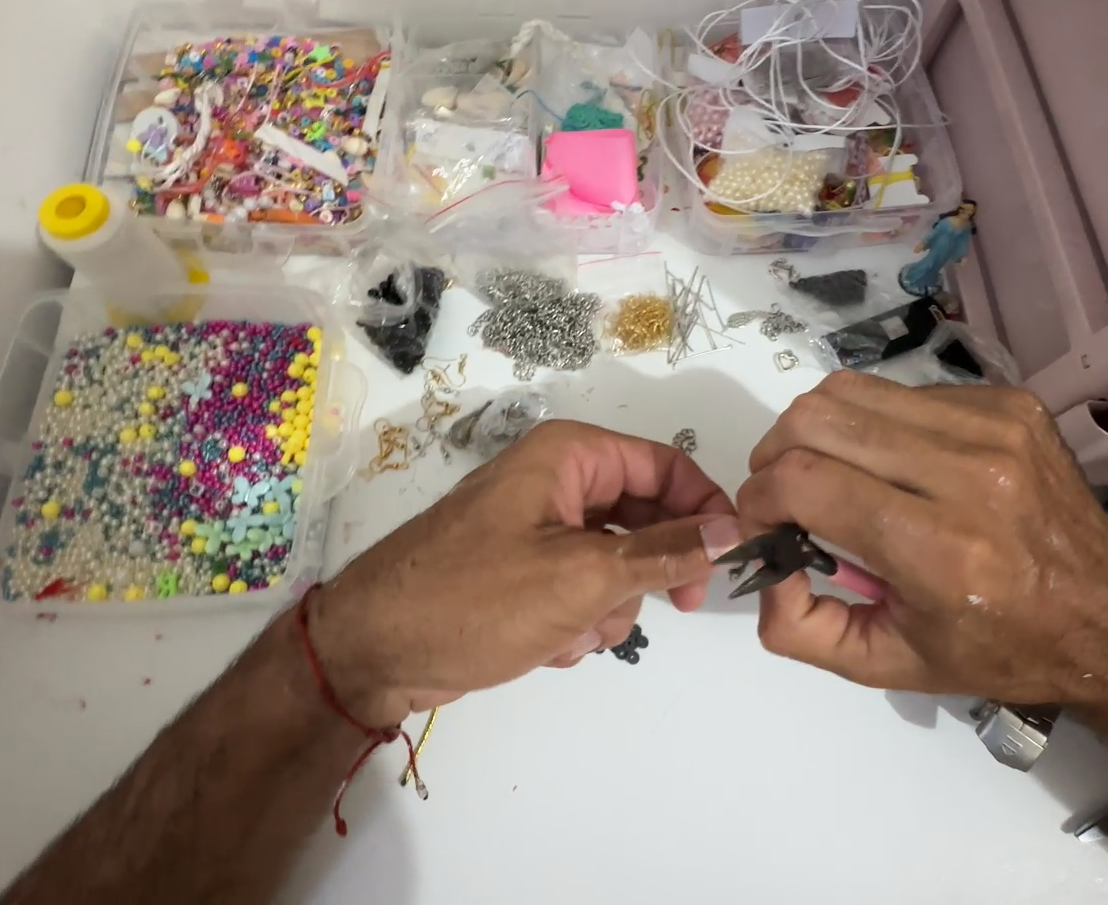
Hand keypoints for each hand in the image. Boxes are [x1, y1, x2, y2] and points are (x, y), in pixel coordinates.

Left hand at [306, 420, 739, 725]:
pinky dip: (578, 619)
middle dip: (650, 568)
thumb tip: (732, 529)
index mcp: (568, 455)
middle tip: (679, 606)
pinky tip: (548, 643)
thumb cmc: (477, 597)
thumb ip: (664, 550)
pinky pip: (583, 587)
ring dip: (609, 604)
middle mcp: (556, 481)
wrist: (374, 653)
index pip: (665, 465)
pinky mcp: (525, 571)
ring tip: (573, 630)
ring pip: (617, 560)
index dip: (704, 507)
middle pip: (643, 514)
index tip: (732, 558)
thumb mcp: (583, 575)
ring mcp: (539, 528)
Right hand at [736, 373, 1107, 709]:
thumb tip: (756, 564)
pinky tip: (888, 461)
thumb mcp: (887, 665)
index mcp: (942, 551)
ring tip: (824, 471)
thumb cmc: (997, 649)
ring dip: (813, 431)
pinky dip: (868, 423)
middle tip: (781, 492)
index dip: (759, 498)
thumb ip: (798, 627)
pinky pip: (896, 391)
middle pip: (816, 420)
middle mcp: (971, 473)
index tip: (761, 521)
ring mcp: (994, 425)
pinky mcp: (1007, 402)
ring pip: (848, 391)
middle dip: (772, 454)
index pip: (806, 483)